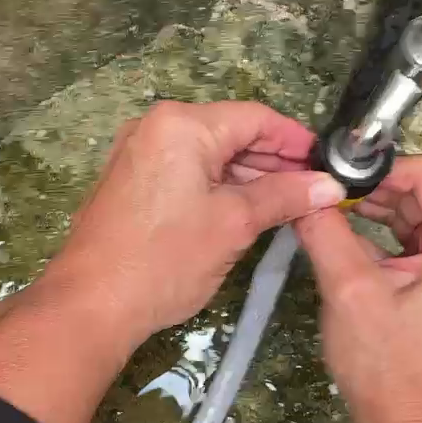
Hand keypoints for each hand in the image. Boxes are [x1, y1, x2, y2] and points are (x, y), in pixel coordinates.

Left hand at [44, 100, 345, 348]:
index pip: (255, 118)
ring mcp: (139, 153)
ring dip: (248, 177)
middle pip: (231, 133)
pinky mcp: (132, 182)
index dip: (295, 139)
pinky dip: (218, 187)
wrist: (92, 304)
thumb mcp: (234, 224)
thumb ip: (284, 197)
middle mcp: (156, 127)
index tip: (327, 164)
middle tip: (313, 190)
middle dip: (274, 161)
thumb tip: (329, 185)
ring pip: (209, 155)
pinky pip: (186, 173)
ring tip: (289, 204)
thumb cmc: (166, 260)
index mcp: (182, 124)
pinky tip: (247, 210)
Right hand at [292, 155, 421, 422]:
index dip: (385, 169)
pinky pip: (410, 235)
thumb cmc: (382, 363)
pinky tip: (343, 228)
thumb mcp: (348, 290)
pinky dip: (378, 229)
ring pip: (414, 209)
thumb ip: (325, 231)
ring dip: (373, 207)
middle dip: (375, 188)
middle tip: (326, 191)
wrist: (399, 419)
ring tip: (328, 207)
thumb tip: (302, 191)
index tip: (341, 179)